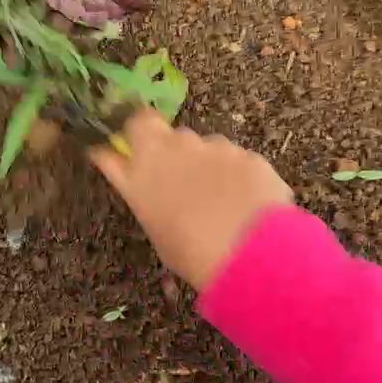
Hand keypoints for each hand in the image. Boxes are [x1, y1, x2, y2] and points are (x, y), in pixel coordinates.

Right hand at [90, 111, 292, 290]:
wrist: (250, 256)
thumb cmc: (190, 252)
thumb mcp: (152, 223)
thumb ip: (144, 191)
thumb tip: (144, 181)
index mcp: (144, 163)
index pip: (131, 126)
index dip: (134, 135)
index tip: (136, 150)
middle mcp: (174, 146)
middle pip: (167, 132)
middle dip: (171, 149)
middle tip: (181, 178)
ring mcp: (213, 147)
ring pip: (205, 145)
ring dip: (207, 162)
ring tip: (222, 198)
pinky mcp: (247, 155)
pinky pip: (238, 160)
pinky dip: (239, 175)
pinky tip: (248, 203)